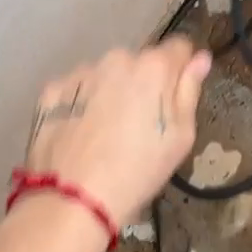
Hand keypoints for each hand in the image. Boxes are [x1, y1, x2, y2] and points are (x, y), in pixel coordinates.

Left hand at [23, 37, 212, 224]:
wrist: (72, 203)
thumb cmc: (138, 171)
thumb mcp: (181, 137)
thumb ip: (190, 90)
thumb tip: (200, 58)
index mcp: (155, 66)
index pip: (179, 47)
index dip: (180, 69)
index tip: (173, 96)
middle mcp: (119, 58)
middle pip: (139, 62)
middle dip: (142, 83)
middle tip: (136, 123)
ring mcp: (82, 72)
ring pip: (106, 74)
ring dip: (109, 92)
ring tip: (103, 131)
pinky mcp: (51, 90)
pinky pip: (74, 89)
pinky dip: (78, 104)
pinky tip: (77, 133)